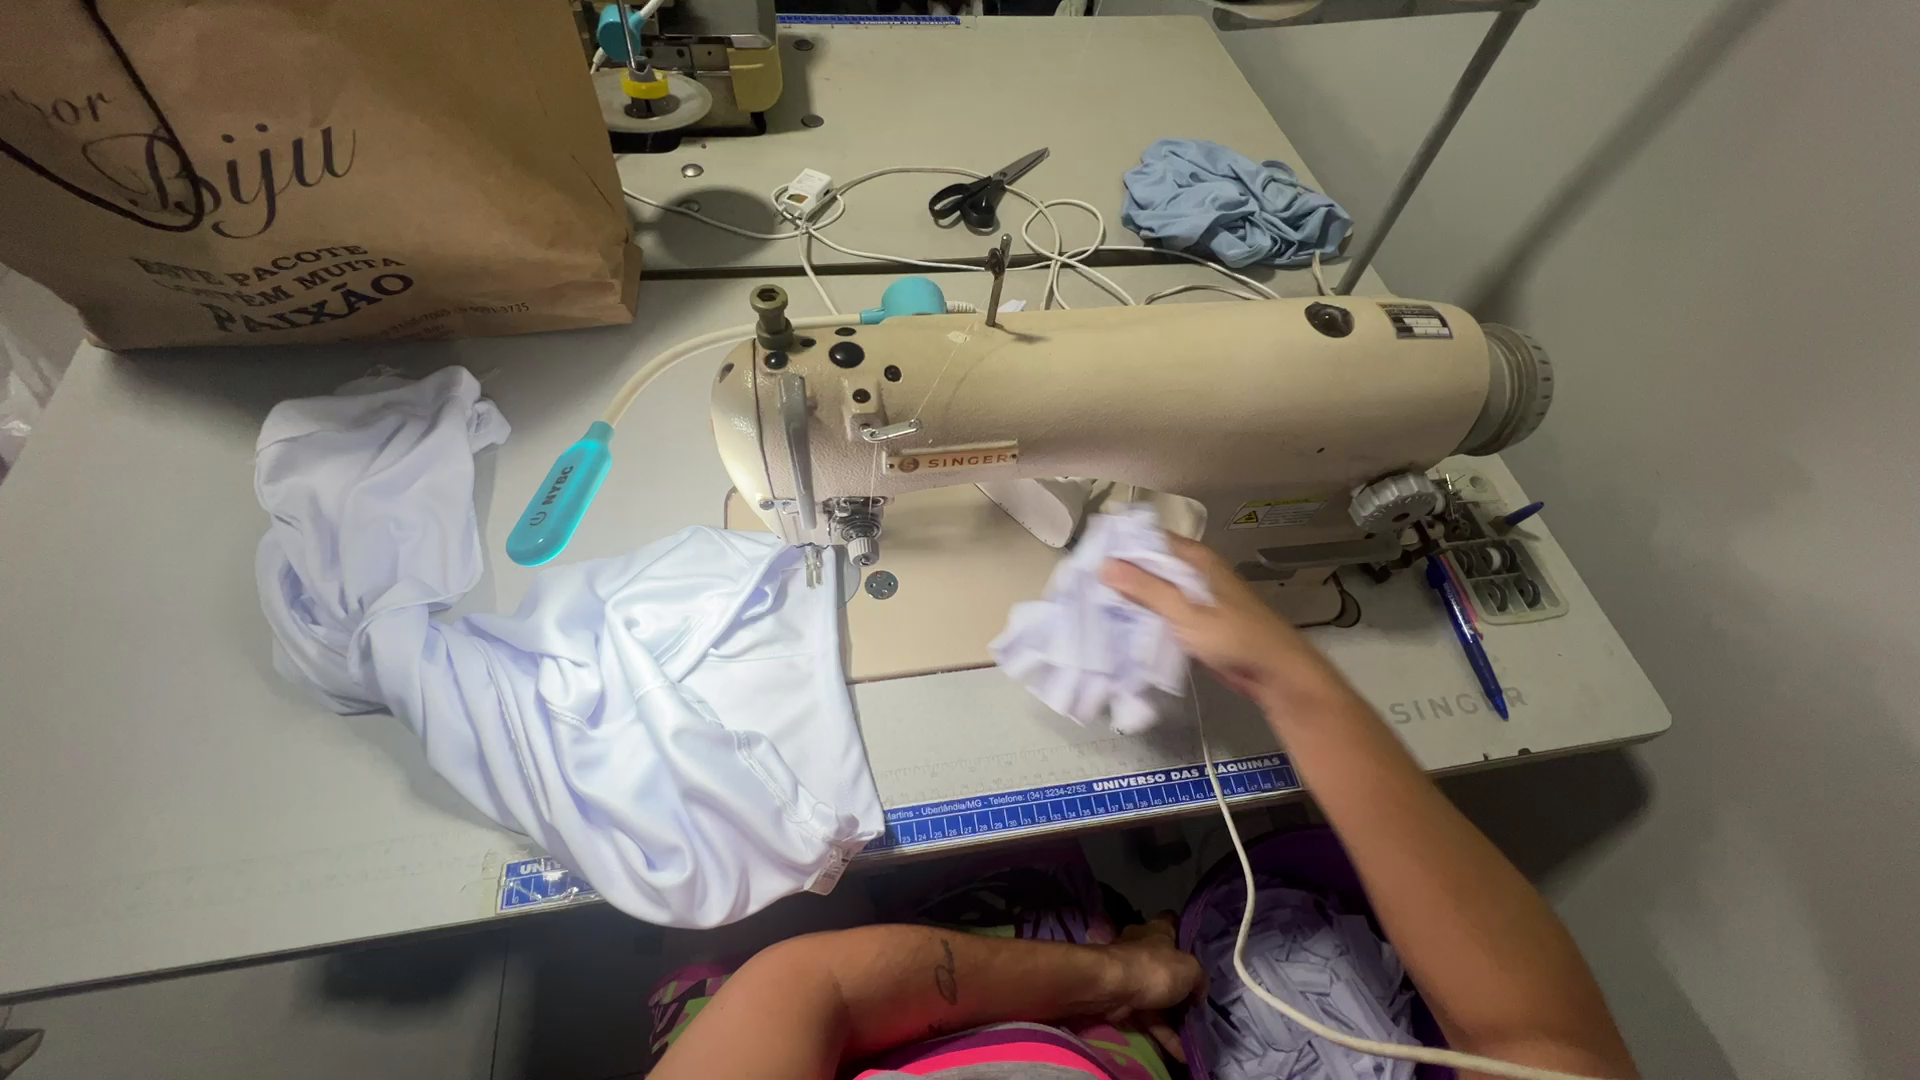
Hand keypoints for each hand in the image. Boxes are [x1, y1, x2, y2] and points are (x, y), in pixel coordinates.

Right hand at [1100, 535, 1350, 710]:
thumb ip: (1146, 588)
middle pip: (1147, 564)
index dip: (1117, 544)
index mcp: (1194, 558)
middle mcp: (1192, 572)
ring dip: (1128, 596)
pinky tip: (1117, 624)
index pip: (1147, 539)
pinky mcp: (1193, 620)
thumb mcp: (1186, 611)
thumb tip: (1104, 564)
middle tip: (1080, 583)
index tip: (1085, 555)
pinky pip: (1160, 610)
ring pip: (1152, 589)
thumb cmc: (1234, 636)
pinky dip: (1141, 615)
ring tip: (1090, 603)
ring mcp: (1193, 596)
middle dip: (1117, 573)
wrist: (1274, 673)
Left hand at [1101, 915, 1202, 1062]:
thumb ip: (1200, 978)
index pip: (1171, 921)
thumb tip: (1198, 991)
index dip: (1184, 932)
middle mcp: (1142, 946)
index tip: (1198, 950)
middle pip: (1165, 961)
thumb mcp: (1190, 969)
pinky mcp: (1124, 997)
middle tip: (1199, 1002)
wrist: (1113, 987)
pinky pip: (1148, 1016)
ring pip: (1157, 993)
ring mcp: (1131, 972)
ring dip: (1174, 1016)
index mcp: (1157, 930)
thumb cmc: (1154, 968)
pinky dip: (1163, 1034)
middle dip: (1181, 982)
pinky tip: (1181, 1053)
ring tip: (1195, 1035)